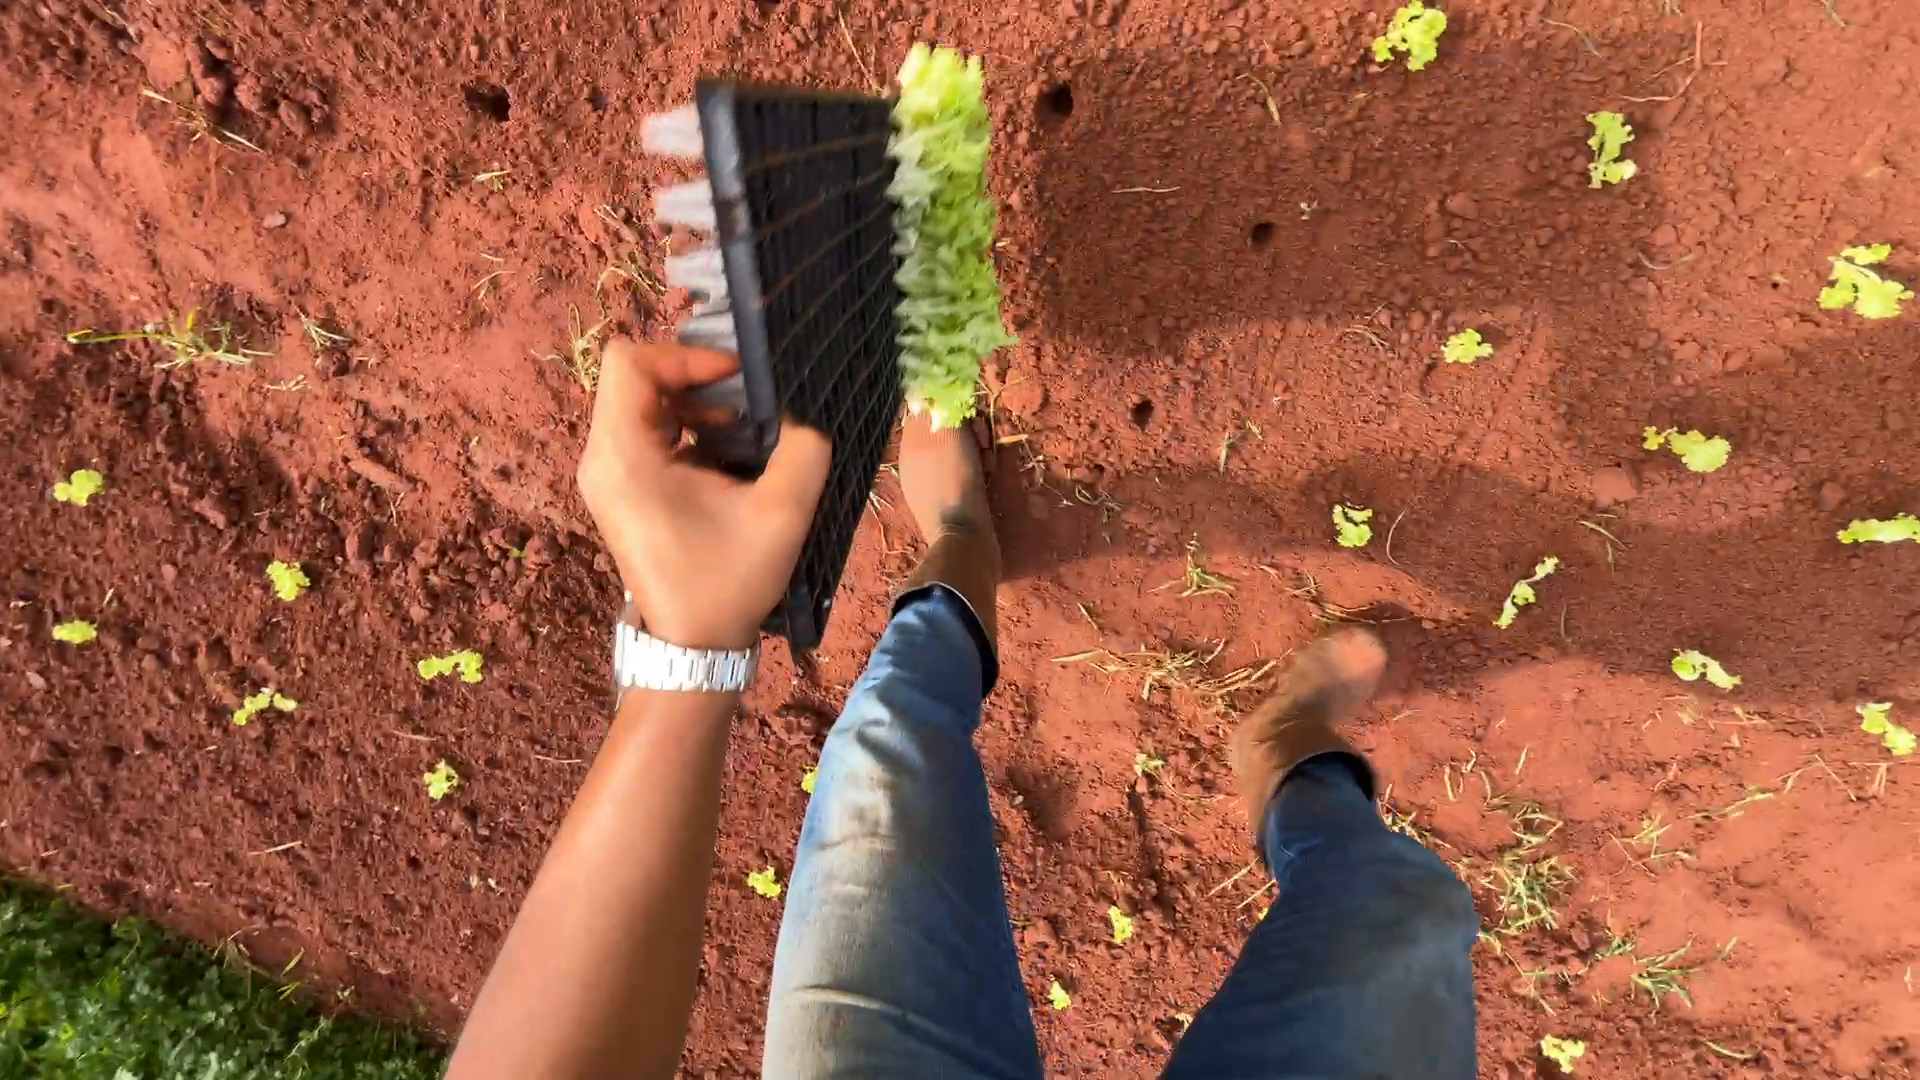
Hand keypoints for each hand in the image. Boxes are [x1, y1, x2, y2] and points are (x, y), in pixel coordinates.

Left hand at [576, 337, 830, 648]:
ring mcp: (605, 476)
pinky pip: (643, 433)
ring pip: (639, 404)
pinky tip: (721, 457)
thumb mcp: (782, 513)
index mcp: (625, 457)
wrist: (693, 644)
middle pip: (633, 378)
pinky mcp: (619, 490)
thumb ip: (803, 449)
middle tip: (744, 404)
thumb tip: (799, 416)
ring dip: (692, 404)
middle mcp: (601, 459)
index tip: (733, 379)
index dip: (685, 355)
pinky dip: (684, 429)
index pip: (628, 361)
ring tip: (737, 431)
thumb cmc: (730, 580)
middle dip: (693, 379)